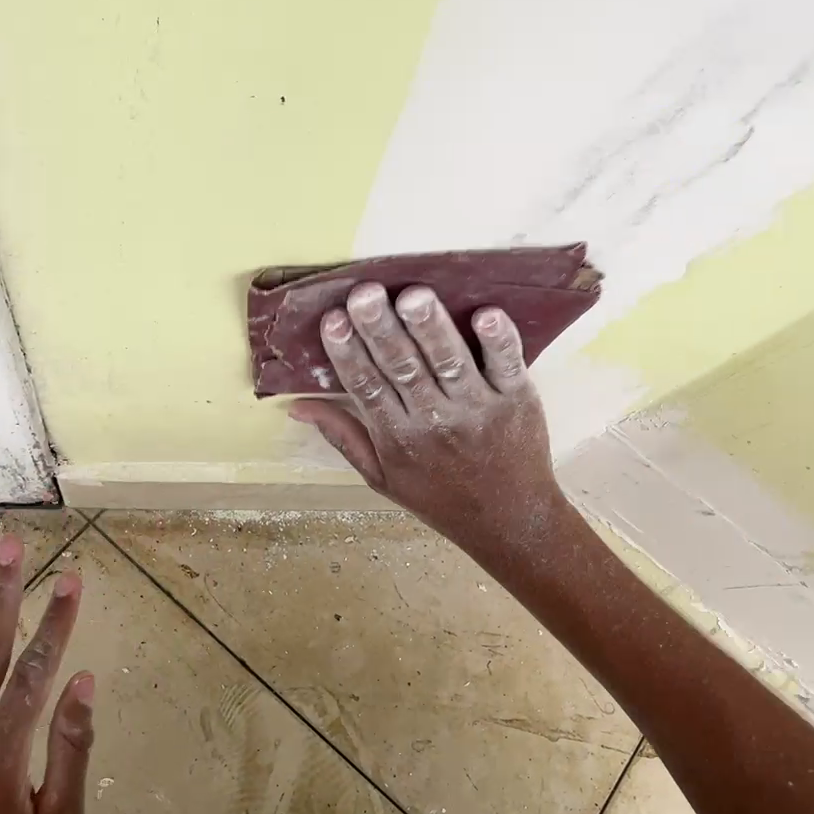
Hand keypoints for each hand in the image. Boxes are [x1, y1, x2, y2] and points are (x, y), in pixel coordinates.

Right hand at [289, 283, 571, 549]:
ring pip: (449, 361)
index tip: (332, 320)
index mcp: (396, 437)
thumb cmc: (438, 496)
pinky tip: (487, 314)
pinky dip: (498, 341)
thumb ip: (342, 434)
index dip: (347, 354)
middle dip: (381, 330)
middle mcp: (433, 420)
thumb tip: (296, 405)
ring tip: (414, 295)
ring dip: (431, 327)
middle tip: (364, 293)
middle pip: (403, 368)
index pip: (366, 387)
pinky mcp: (517, 399)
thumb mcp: (380, 476)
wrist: (509, 520)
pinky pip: (507, 365)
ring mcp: (477, 408)